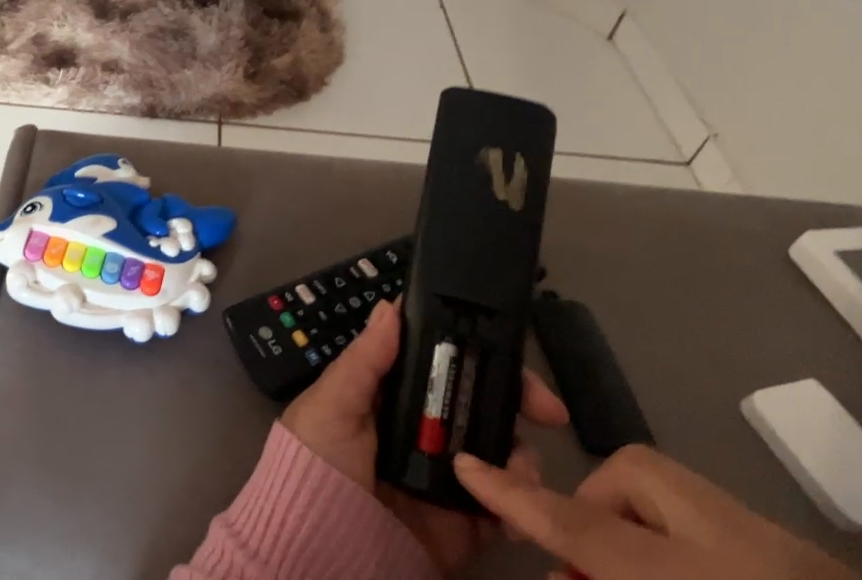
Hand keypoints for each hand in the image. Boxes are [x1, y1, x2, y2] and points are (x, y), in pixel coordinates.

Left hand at [279, 300, 570, 574]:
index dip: (473, 352)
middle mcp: (420, 431)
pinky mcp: (464, 522)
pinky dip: (522, 503)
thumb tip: (390, 308)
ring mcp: (445, 476)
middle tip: (546, 408)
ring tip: (523, 465)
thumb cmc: (315, 465)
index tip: (507, 348)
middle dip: (517, 399)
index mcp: (387, 399)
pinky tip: (519, 504)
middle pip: (479, 403)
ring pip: (501, 451)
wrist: (319, 552)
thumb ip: (365, 361)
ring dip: (523, 453)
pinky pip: (506, 506)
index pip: (438, 365)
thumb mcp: (331, 405)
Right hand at [454, 444, 858, 579]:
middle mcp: (741, 549)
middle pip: (637, 477)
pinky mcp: (807, 564)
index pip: (580, 524)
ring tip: (628, 576)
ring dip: (638, 530)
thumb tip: (563, 572)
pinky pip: (719, 531)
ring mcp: (783, 552)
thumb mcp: (651, 576)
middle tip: (585, 572)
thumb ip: (598, 572)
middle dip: (594, 508)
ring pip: (680, 497)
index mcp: (688, 574)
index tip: (468, 467)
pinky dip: (684, 550)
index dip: (516, 496)